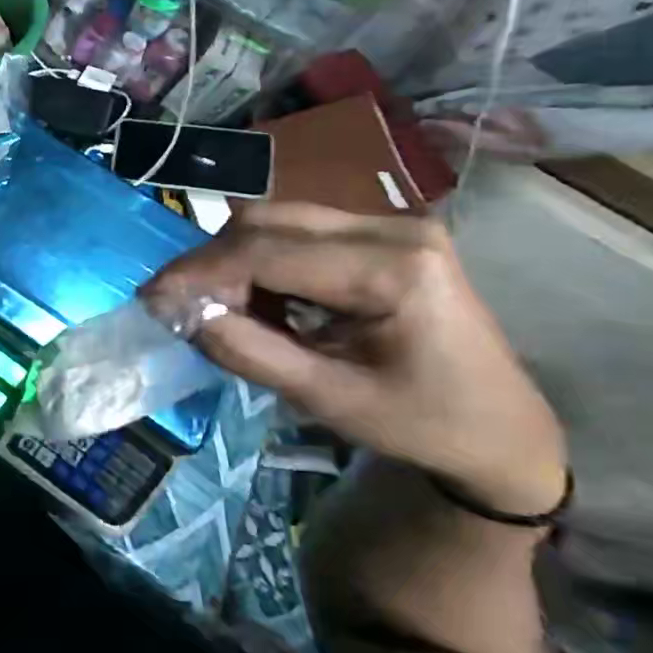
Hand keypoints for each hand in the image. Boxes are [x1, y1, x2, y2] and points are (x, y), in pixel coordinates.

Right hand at [148, 203, 565, 515]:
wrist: (502, 430)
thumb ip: (247, 350)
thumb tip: (180, 314)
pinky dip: (259, 264)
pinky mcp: (379, 234)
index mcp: (395, 269)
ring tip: (224, 311)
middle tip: (182, 308)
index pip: (266, 251)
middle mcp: (393, 228)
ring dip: (233, 262)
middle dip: (211, 264)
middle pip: (266, 222)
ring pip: (273, 221)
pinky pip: (294, 232)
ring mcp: (389, 225)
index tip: (149, 299)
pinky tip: (262, 303)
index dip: (197, 272)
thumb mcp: (326, 398)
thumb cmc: (420, 422)